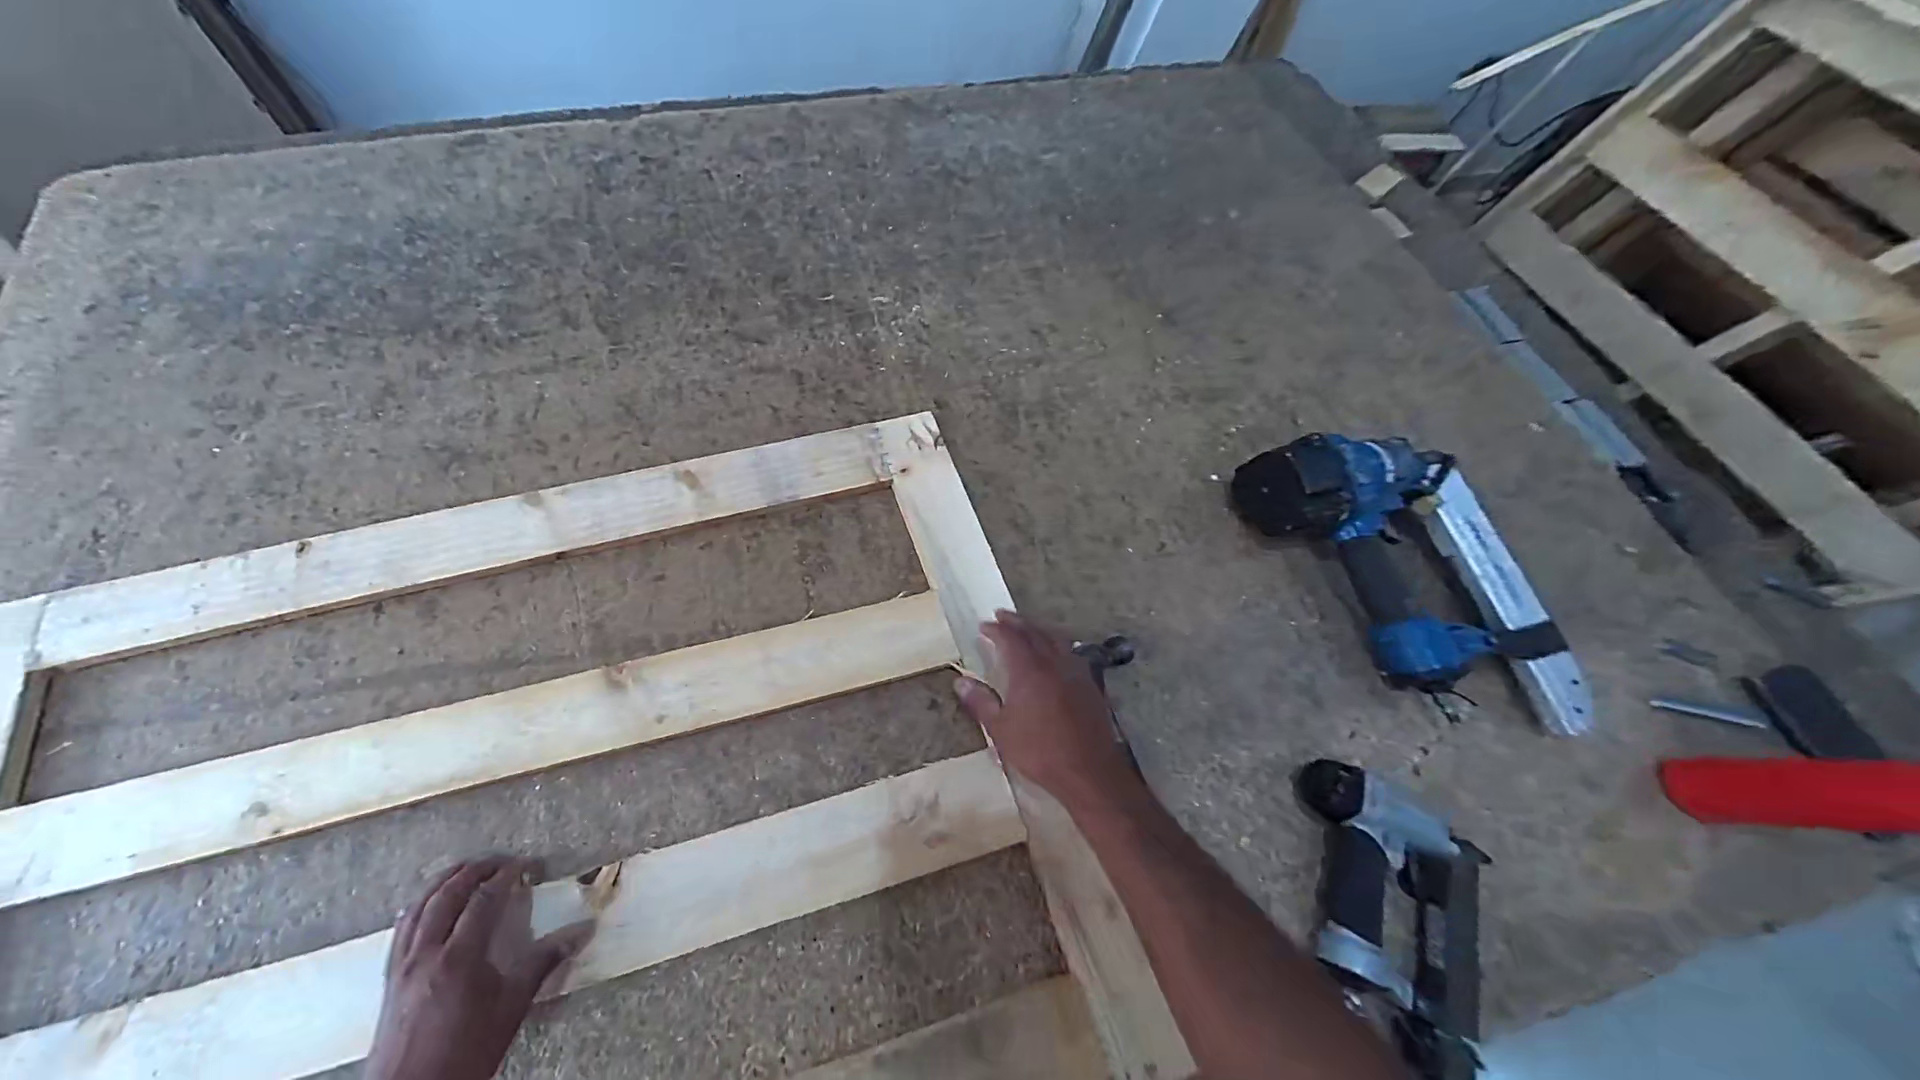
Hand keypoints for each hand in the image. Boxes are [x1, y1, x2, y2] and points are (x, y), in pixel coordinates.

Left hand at [365, 857, 594, 1079]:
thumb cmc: (466, 1052)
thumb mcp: (513, 1005)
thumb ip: (545, 961)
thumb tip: (583, 931)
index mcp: (458, 957)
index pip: (484, 899)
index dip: (507, 875)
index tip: (527, 865)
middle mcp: (425, 955)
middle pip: (447, 895)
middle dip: (475, 870)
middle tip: (500, 859)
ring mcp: (402, 967)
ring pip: (418, 908)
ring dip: (444, 882)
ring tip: (466, 868)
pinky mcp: (390, 980)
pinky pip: (402, 930)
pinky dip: (419, 907)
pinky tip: (428, 905)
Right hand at [954, 610, 1140, 811]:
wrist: (1088, 771)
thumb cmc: (1039, 751)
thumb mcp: (1001, 730)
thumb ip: (981, 702)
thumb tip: (960, 681)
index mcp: (1029, 670)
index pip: (1010, 639)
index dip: (996, 629)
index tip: (984, 625)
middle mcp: (1054, 663)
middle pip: (1034, 632)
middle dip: (1017, 622)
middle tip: (1002, 616)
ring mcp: (1076, 672)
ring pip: (1056, 639)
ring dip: (1039, 630)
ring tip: (1028, 629)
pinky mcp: (1091, 685)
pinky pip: (1071, 653)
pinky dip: (1057, 645)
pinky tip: (1056, 655)